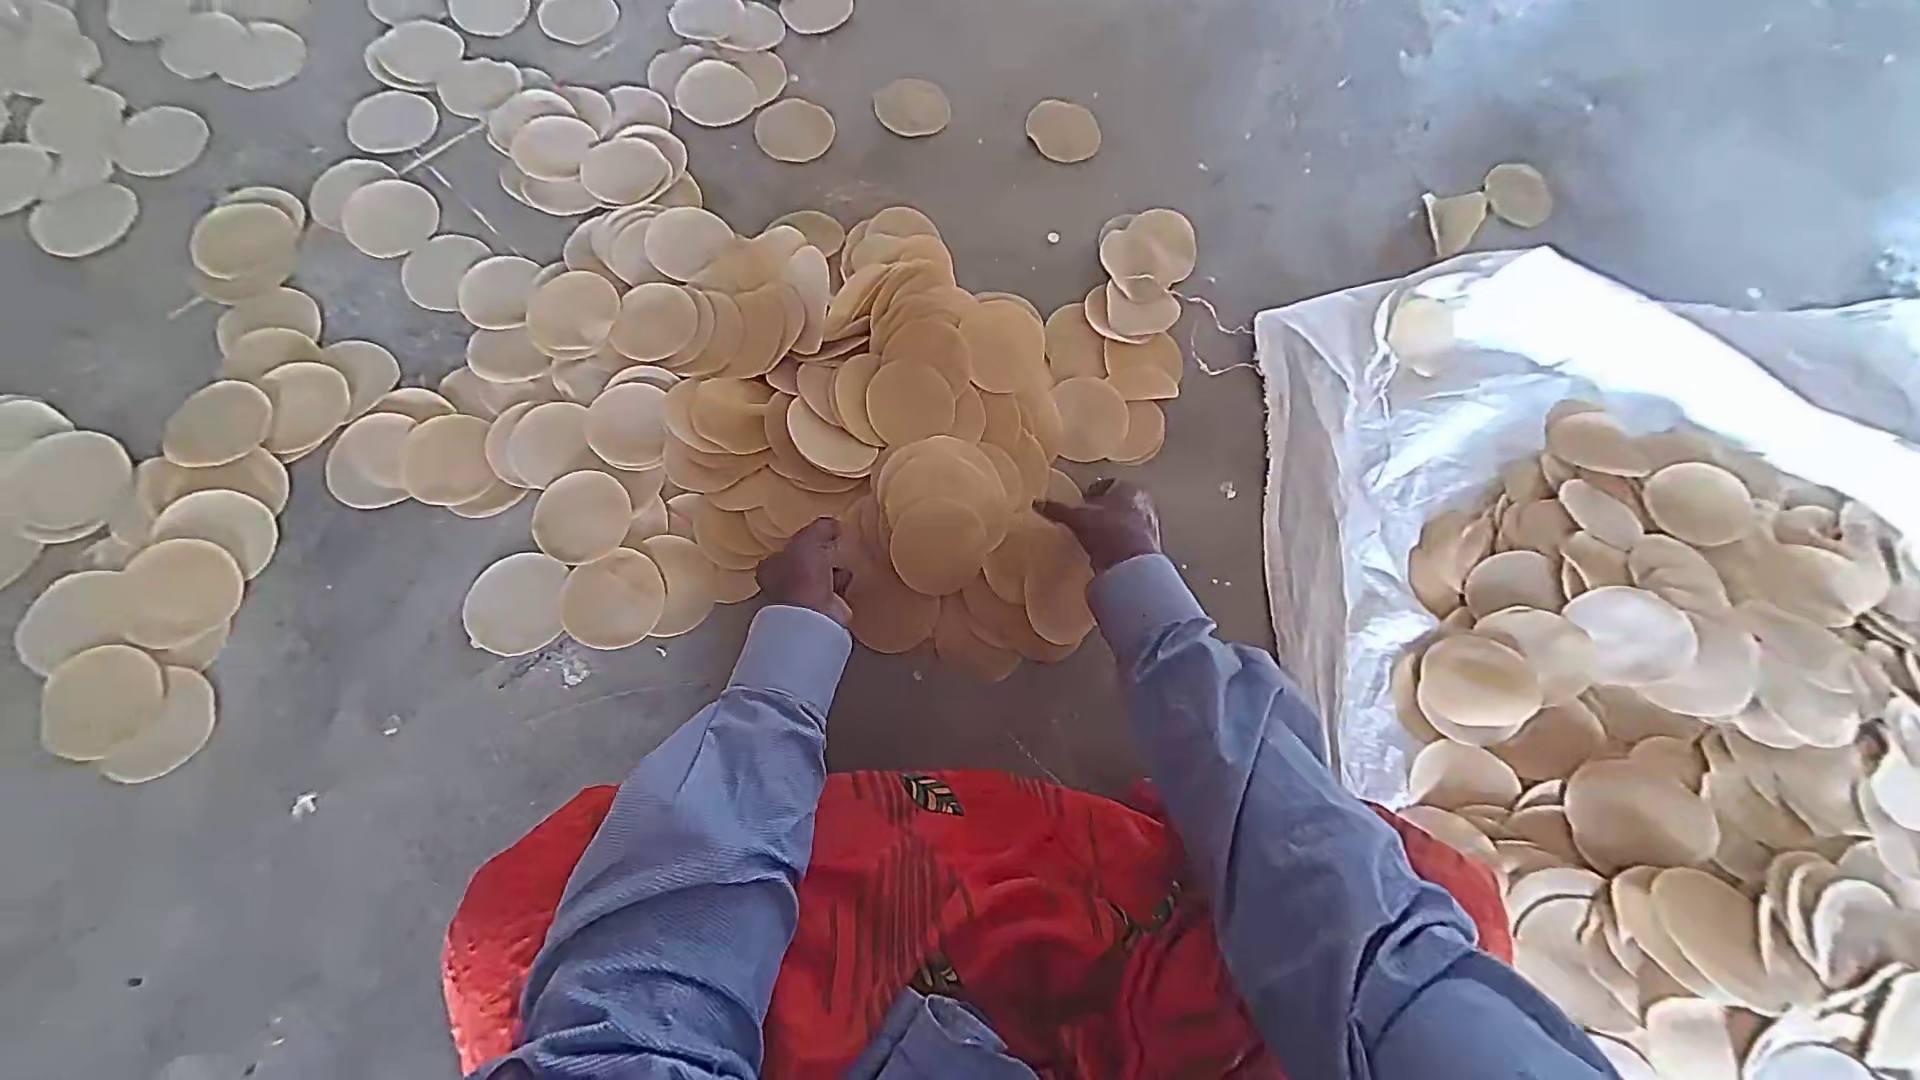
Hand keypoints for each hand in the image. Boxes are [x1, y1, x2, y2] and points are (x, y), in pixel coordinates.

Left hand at [757, 517, 852, 625]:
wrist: (815, 614)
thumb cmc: (803, 574)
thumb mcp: (809, 540)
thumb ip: (820, 527)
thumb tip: (834, 524)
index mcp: (769, 568)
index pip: (782, 551)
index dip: (799, 542)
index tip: (816, 536)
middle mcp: (781, 585)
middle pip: (803, 564)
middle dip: (820, 556)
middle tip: (834, 546)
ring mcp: (801, 600)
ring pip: (820, 577)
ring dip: (834, 569)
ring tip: (845, 559)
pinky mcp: (821, 609)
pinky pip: (835, 590)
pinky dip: (843, 583)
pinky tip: (849, 576)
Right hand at [1037, 478, 1161, 570]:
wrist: (1130, 565)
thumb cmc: (1108, 531)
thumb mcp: (1076, 519)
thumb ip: (1057, 510)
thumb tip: (1037, 503)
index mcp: (1130, 489)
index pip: (1108, 485)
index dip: (1093, 493)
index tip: (1081, 502)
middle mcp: (1144, 505)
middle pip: (1118, 503)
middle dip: (1103, 511)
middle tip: (1086, 519)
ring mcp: (1149, 527)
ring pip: (1125, 522)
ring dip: (1110, 528)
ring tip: (1093, 537)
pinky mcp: (1148, 548)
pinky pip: (1127, 541)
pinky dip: (1116, 544)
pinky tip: (1104, 552)